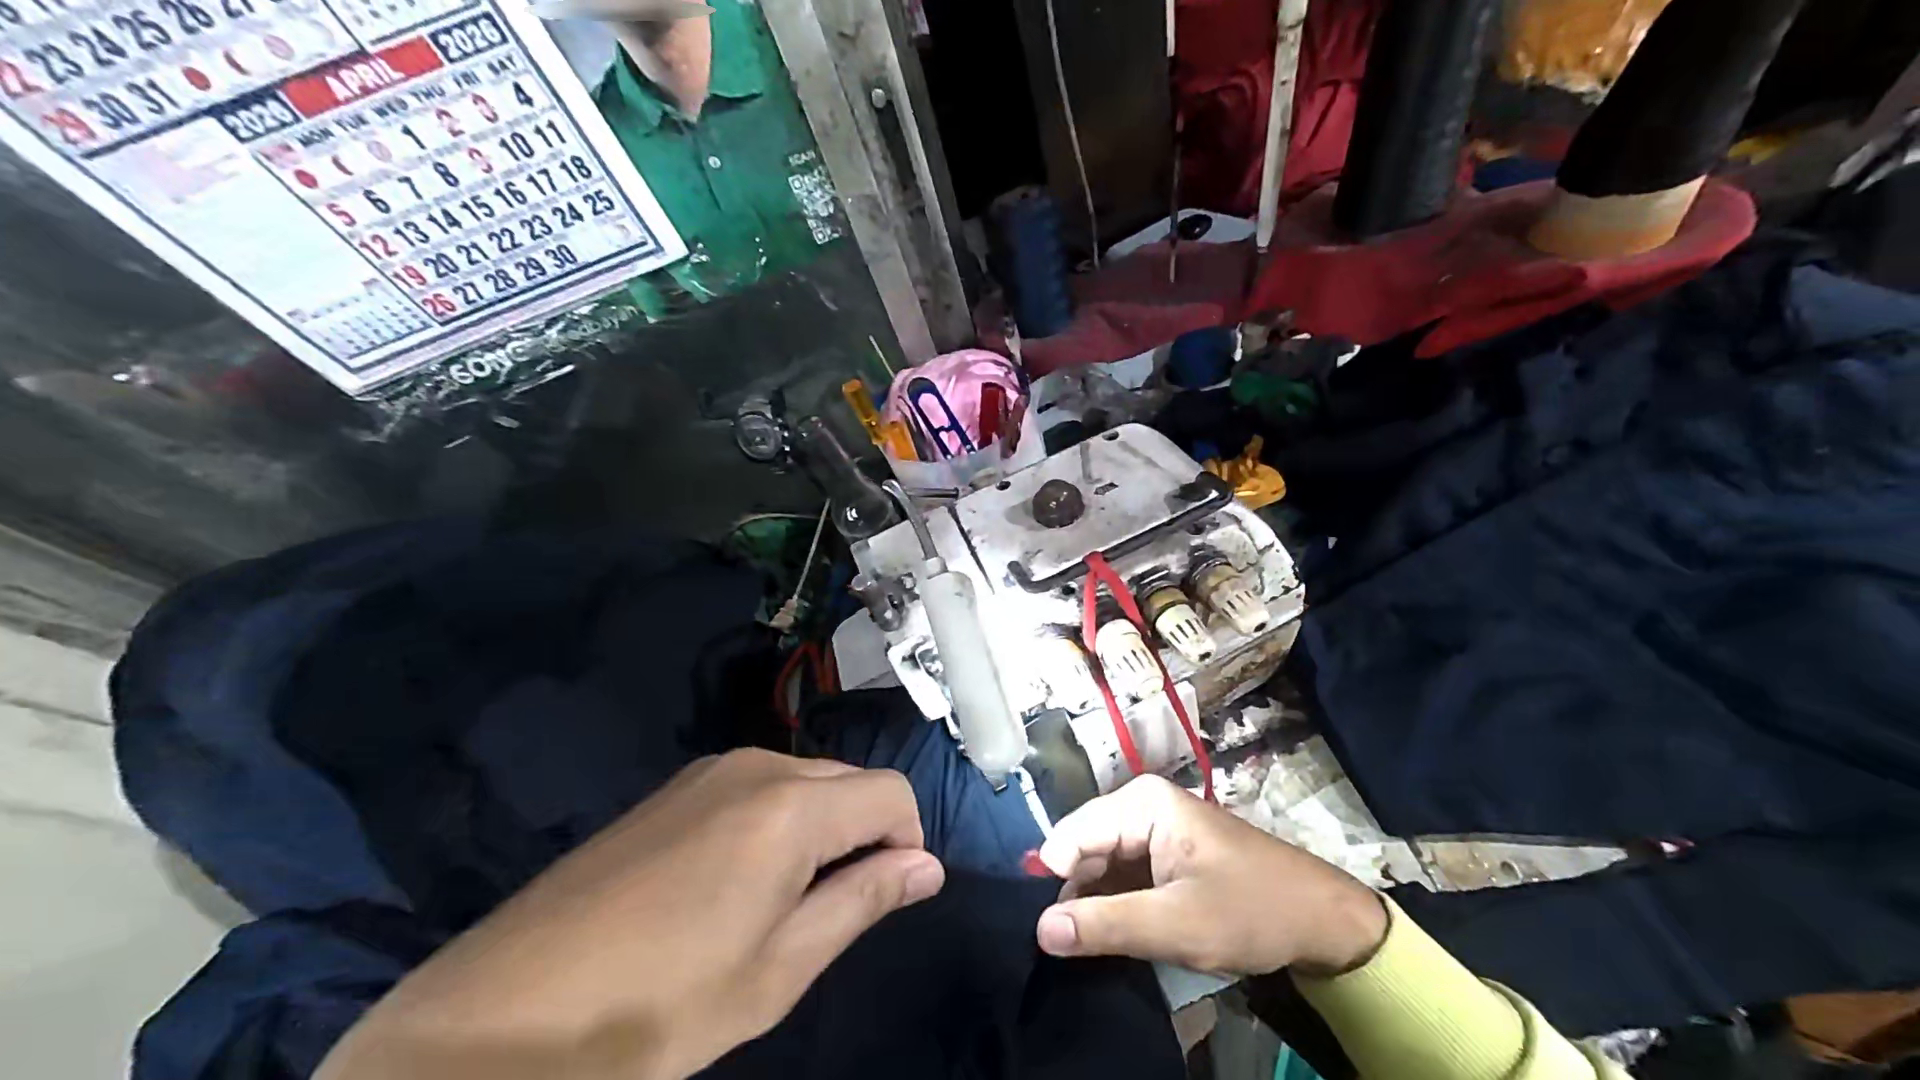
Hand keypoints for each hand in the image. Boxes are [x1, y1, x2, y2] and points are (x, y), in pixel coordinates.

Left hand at [317, 750, 944, 1079]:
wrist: (499, 1019)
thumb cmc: (658, 1007)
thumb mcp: (779, 968)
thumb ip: (863, 901)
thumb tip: (927, 866)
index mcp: (789, 804)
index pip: (890, 793)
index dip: (906, 842)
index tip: (884, 898)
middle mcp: (754, 765)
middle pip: (848, 780)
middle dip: (863, 834)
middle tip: (830, 913)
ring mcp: (707, 771)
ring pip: (803, 782)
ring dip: (819, 829)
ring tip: (778, 906)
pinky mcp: (673, 788)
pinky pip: (756, 788)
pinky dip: (775, 823)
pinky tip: (730, 886)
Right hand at [1033, 775, 1386, 976]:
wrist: (1323, 921)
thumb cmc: (1252, 911)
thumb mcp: (1177, 925)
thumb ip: (1105, 925)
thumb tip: (1040, 931)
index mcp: (1141, 803)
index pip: (1071, 836)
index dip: (1054, 882)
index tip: (1049, 934)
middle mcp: (1140, 806)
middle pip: (1083, 848)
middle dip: (1073, 894)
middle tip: (1069, 948)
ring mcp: (1152, 827)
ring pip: (1100, 864)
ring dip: (1094, 904)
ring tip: (1088, 946)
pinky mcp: (1163, 852)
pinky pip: (1121, 874)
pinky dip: (1114, 904)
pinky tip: (1112, 935)